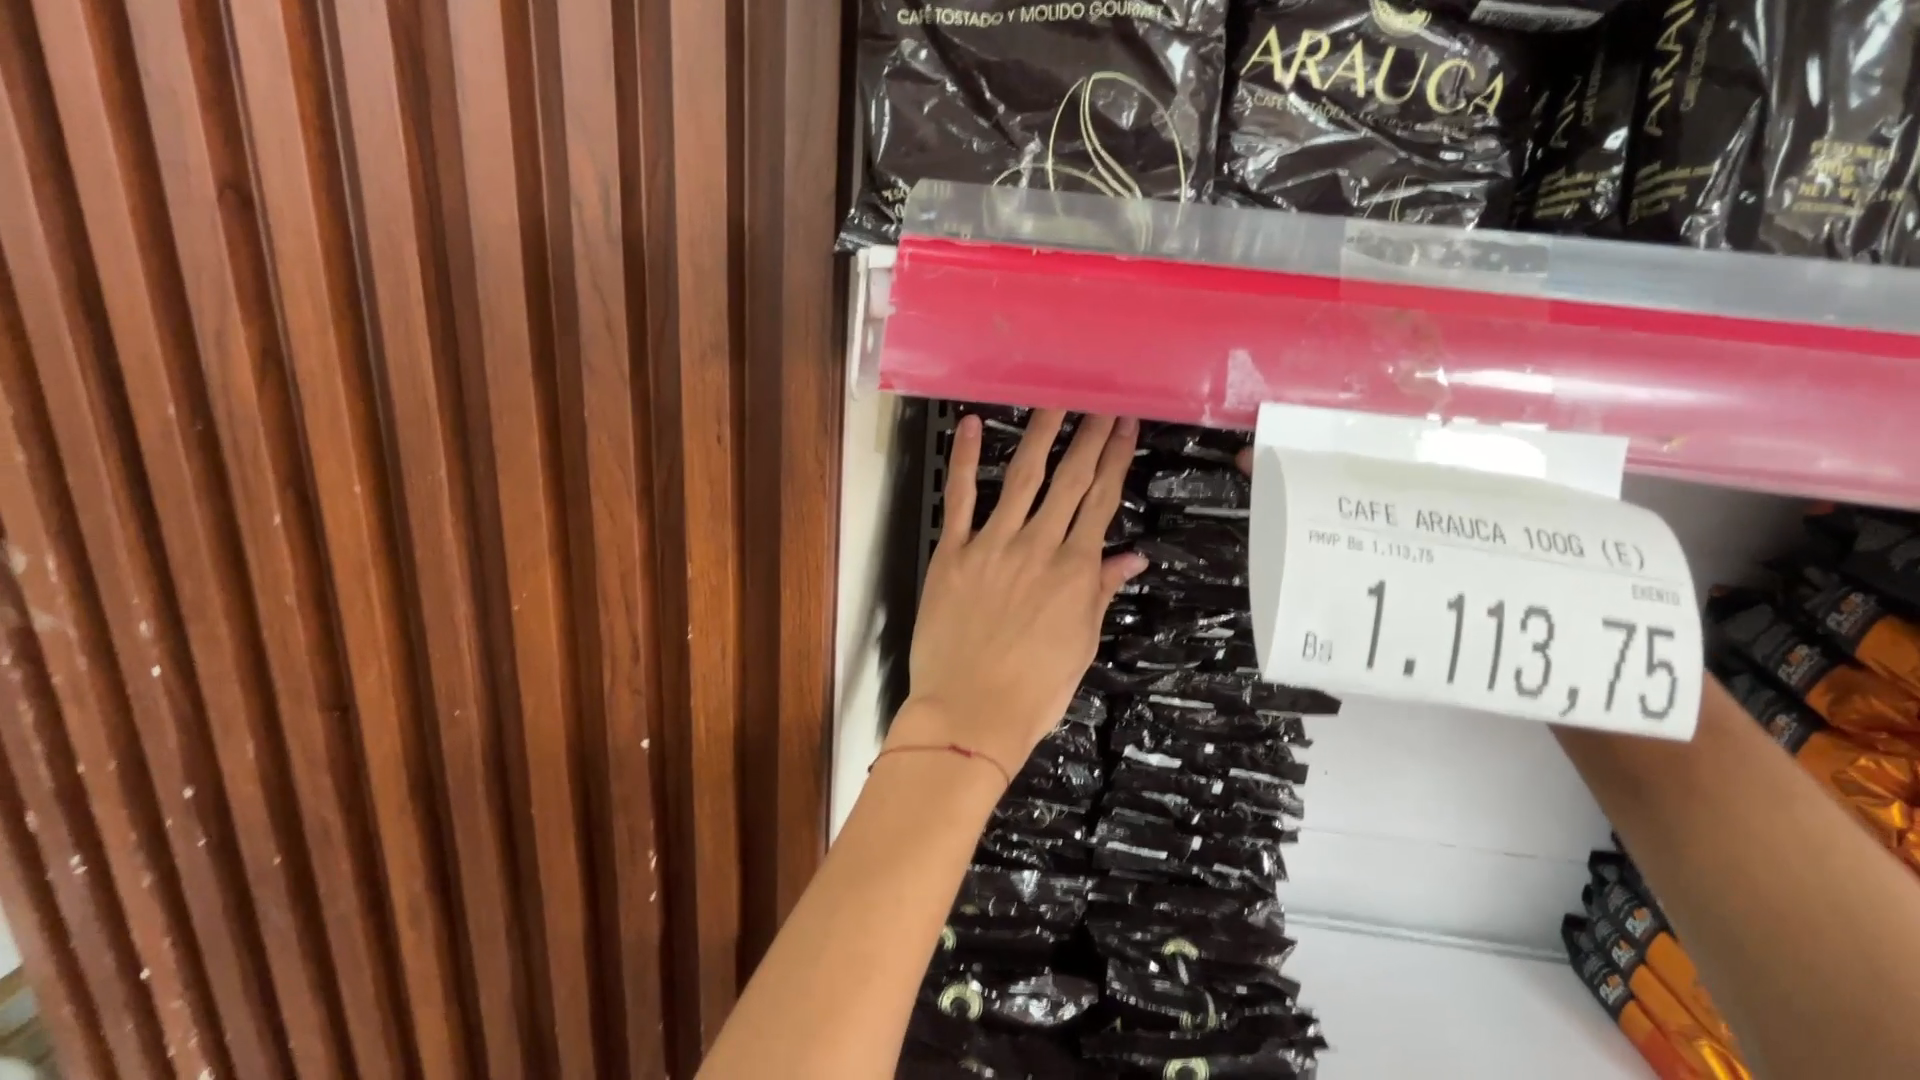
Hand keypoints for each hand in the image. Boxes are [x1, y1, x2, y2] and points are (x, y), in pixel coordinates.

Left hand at [894, 411, 1146, 775]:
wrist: (972, 712)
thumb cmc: (1033, 688)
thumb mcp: (1081, 644)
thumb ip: (1101, 592)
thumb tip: (1132, 559)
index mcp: (1076, 571)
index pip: (1101, 501)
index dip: (1115, 459)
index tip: (1125, 426)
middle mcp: (1039, 547)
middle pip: (1070, 480)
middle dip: (1089, 436)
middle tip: (1100, 401)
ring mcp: (994, 546)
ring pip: (1023, 477)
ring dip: (1041, 435)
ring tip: (1054, 400)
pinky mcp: (954, 553)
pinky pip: (961, 498)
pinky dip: (964, 460)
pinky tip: (970, 426)